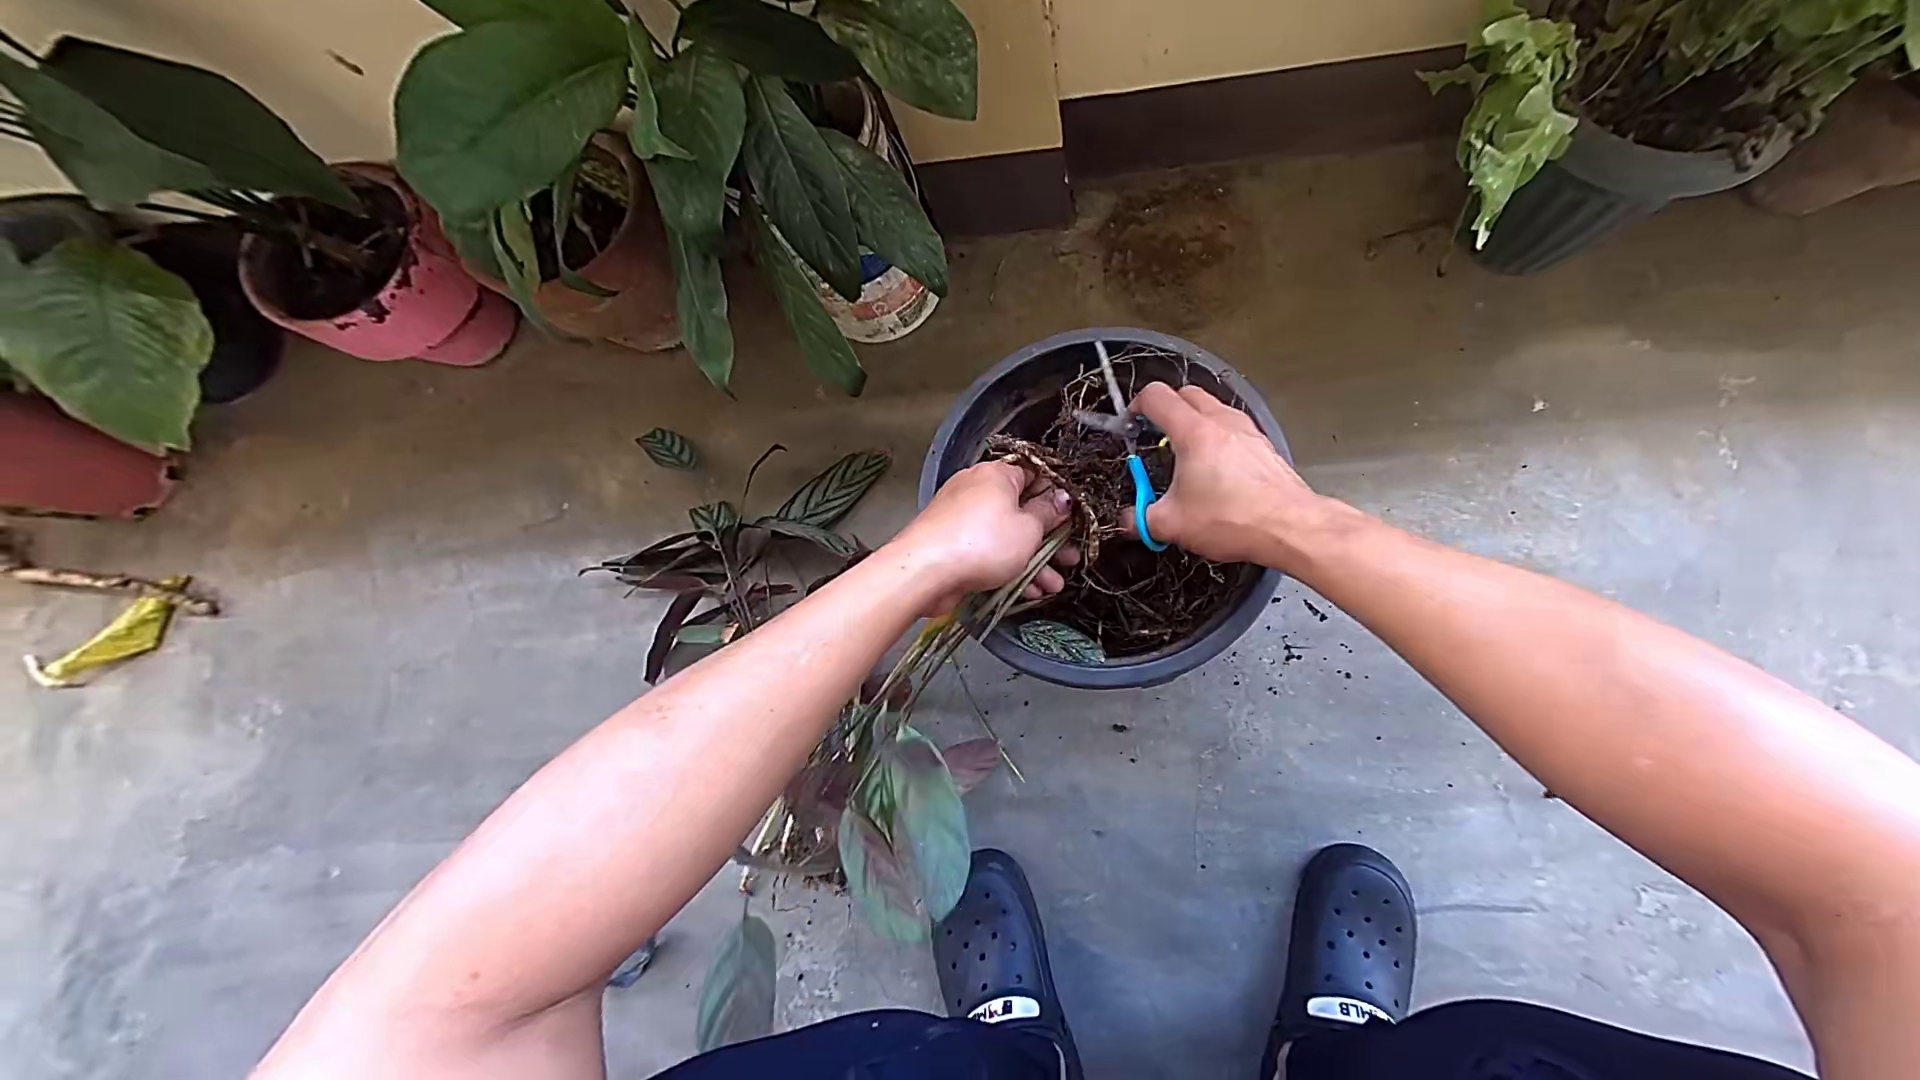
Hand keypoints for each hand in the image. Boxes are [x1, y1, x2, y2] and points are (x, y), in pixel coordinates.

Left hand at [887, 461, 1080, 613]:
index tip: (1072, 519)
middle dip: (1049, 538)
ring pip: (1006, 535)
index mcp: (997, 474)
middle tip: (1068, 557)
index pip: (1035, 474)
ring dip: (1032, 560)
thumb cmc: (978, 543)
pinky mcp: (952, 543)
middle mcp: (977, 490)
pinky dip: (1008, 566)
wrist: (924, 572)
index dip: (1058, 497)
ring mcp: (962, 517)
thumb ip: (1048, 514)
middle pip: (1022, 510)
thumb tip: (1061, 499)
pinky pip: (988, 551)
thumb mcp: (1028, 529)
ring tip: (1052, 584)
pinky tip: (1028, 589)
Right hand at [1128, 382, 1331, 566]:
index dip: (1136, 404)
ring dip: (1193, 422)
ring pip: (1213, 409)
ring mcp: (1247, 433)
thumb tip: (1128, 521)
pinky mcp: (1263, 448)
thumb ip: (1139, 519)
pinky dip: (1217, 439)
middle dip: (1165, 408)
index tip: (1131, 421)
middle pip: (1186, 394)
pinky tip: (1213, 469)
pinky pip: (1233, 429)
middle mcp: (1223, 424)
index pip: (1157, 396)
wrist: (1290, 528)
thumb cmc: (1238, 519)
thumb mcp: (1171, 524)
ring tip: (1183, 453)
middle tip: (1153, 433)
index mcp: (1194, 433)